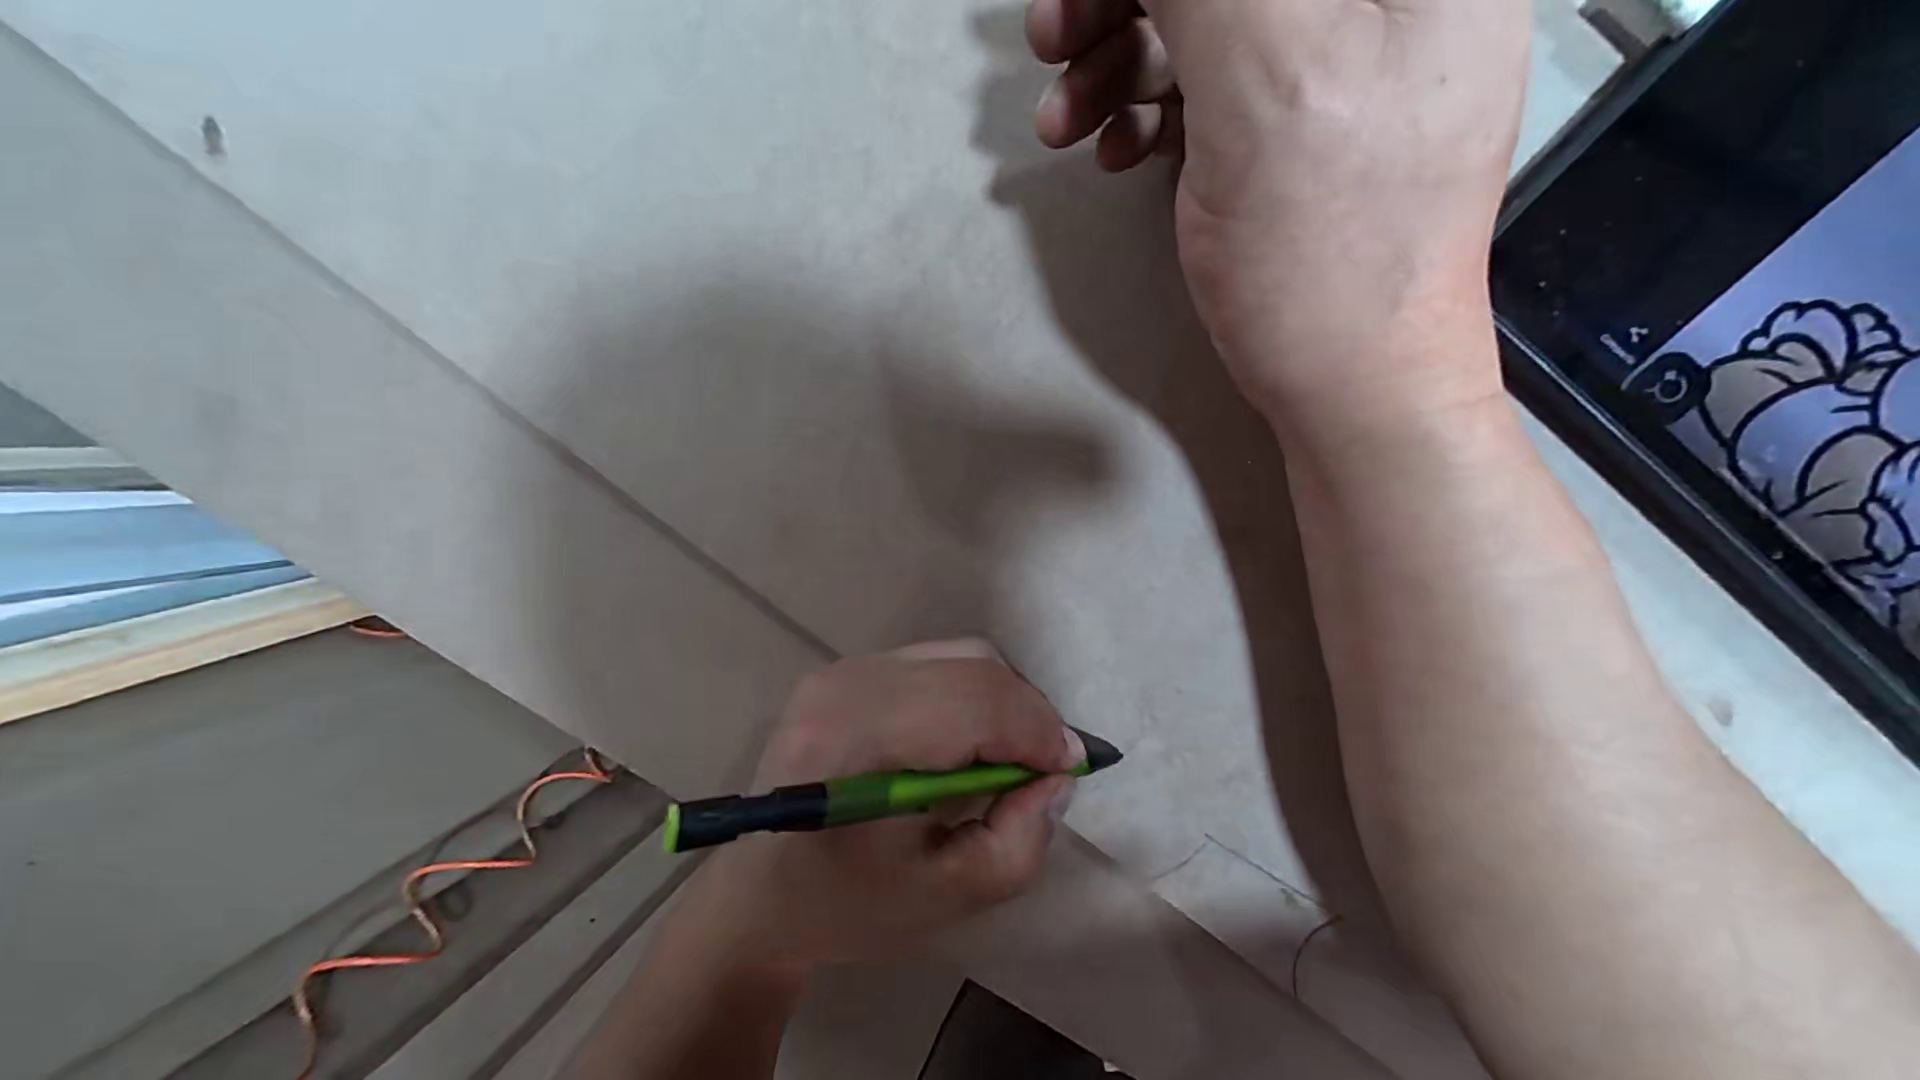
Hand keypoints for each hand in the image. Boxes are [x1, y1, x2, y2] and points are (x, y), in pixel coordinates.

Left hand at [670, 639, 1081, 972]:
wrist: (755, 894)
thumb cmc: (845, 908)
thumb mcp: (947, 898)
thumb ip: (1018, 840)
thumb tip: (1057, 775)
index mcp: (855, 740)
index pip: (973, 704)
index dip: (1037, 730)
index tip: (1074, 768)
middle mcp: (845, 684)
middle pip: (973, 667)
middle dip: (1028, 713)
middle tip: (1047, 765)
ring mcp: (841, 670)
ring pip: (960, 656)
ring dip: (1003, 700)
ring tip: (1011, 755)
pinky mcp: (845, 671)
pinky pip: (936, 662)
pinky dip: (972, 693)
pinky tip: (970, 739)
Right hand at [1028, 0, 1529, 441]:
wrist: (1352, 382)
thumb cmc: (1325, 246)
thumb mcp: (1267, 82)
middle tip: (1047, 35)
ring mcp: (1333, 69)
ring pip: (1208, 22)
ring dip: (1117, 61)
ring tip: (1060, 121)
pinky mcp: (1289, 135)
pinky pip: (1210, 90)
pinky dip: (1148, 112)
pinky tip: (1113, 149)